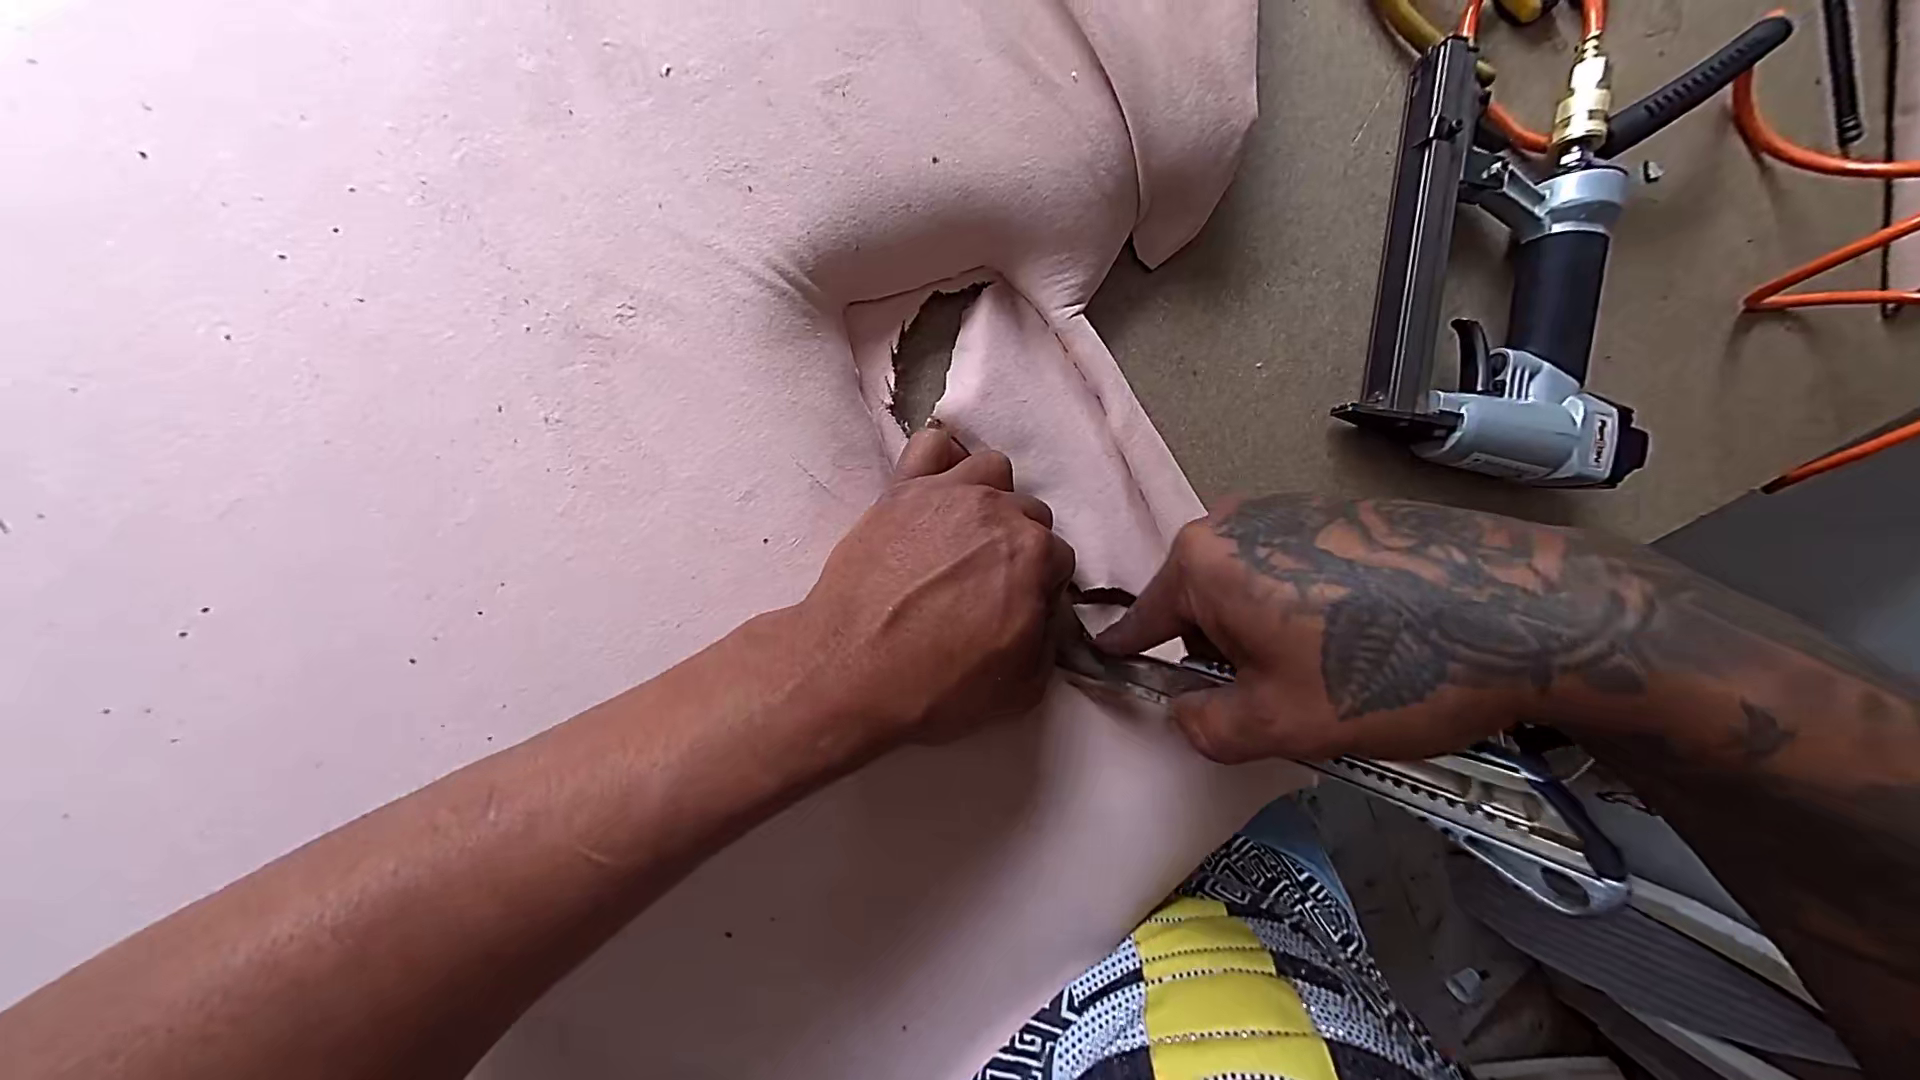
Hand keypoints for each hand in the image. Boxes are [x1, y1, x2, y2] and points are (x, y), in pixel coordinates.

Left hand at [791, 427, 1075, 747]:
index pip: (1059, 559)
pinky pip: (932, 445)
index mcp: (1034, 555)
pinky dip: (943, 460)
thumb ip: (1051, 639)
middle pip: (1029, 514)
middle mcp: (997, 512)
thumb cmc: (936, 686)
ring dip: (991, 497)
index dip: (1040, 587)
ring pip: (991, 470)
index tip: (1018, 607)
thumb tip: (1046, 610)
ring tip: (967, 532)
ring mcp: (946, 494)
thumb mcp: (1022, 688)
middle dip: (1019, 545)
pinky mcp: (901, 490)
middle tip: (988, 580)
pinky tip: (937, 491)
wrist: (849, 673)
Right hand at [1096, 495, 1656, 761]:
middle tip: (1274, 690)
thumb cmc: (1383, 668)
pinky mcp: (1332, 509)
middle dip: (1219, 650)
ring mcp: (1284, 506)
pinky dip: (1297, 602)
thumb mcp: (1279, 724)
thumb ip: (1204, 728)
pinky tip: (1357, 629)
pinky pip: (1284, 564)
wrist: (1528, 609)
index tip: (1110, 666)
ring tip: (1326, 661)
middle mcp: (1231, 521)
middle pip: (1195, 602)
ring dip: (1260, 627)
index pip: (1141, 618)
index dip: (1128, 652)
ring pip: (1241, 584)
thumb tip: (1184, 713)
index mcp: (1202, 562)